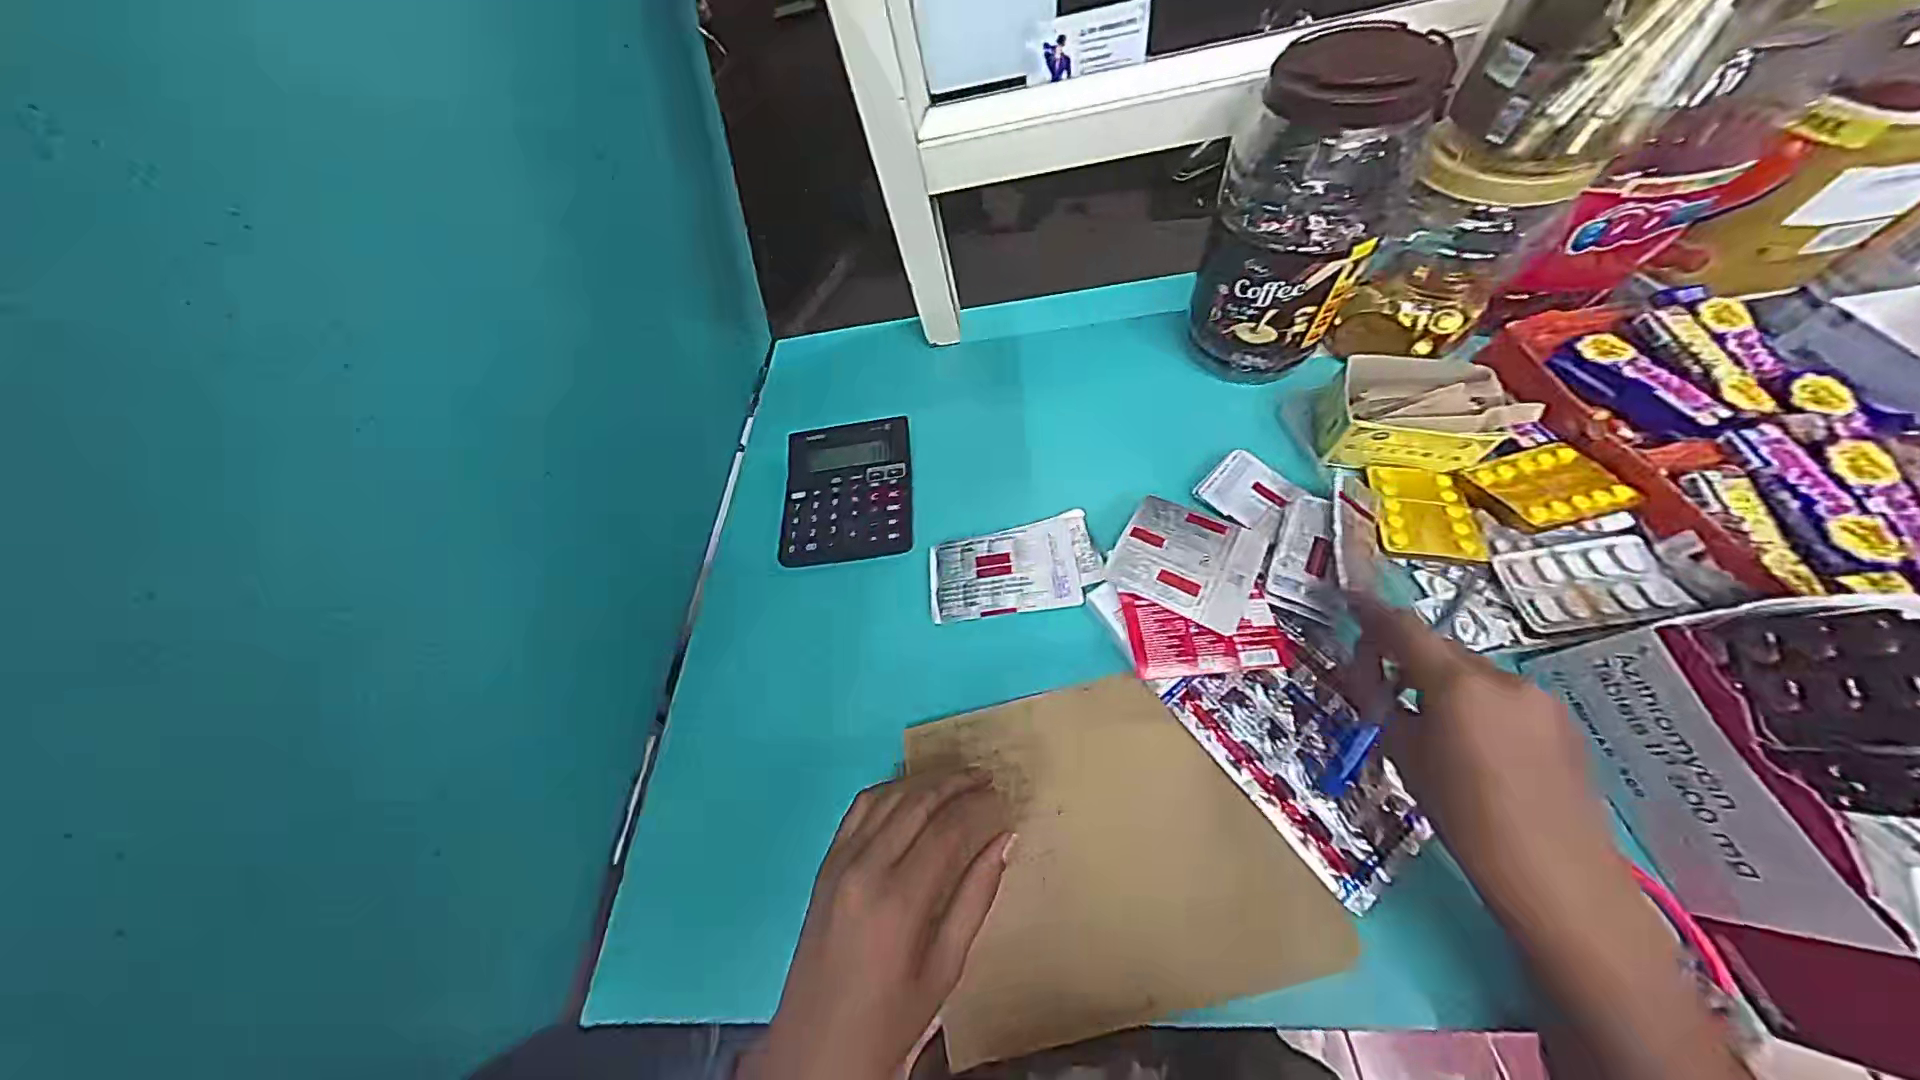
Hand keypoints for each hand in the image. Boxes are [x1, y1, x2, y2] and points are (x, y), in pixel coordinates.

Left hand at [737, 770, 1013, 1079]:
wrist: (815, 1047)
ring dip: (925, 780)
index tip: (1004, 797)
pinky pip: (859, 807)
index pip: (949, 830)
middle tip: (987, 775)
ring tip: (958, 777)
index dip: (980, 807)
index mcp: (899, 901)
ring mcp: (840, 861)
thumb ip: (976, 897)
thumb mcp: (945, 968)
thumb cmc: (890, 1018)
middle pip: (918, 803)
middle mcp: (866, 868)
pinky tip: (911, 789)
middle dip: (957, 783)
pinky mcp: (825, 862)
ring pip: (888, 796)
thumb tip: (1005, 841)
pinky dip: (890, 789)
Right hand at [1347, 597, 1750, 1079]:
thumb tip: (1370, 673)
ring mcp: (1539, 699)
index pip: (1404, 629)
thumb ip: (1383, 702)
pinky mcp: (1561, 722)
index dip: (1371, 613)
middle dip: (1405, 654)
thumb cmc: (1463, 817)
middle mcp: (1503, 678)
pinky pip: (1501, 695)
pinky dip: (1473, 701)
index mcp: (1458, 684)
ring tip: (1422, 718)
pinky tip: (1468, 740)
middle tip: (1377, 678)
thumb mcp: (1403, 754)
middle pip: (1440, 648)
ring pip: (1471, 671)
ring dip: (1439, 680)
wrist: (1558, 879)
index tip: (1349, 601)